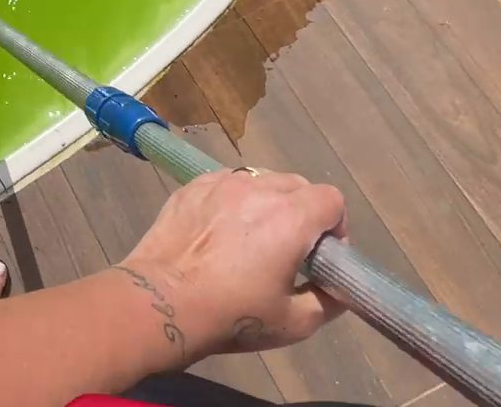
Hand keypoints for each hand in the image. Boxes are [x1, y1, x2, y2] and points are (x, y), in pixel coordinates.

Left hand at [111, 169, 346, 364]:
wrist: (165, 297)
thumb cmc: (234, 313)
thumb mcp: (296, 322)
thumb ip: (328, 300)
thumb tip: (336, 287)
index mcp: (289, 218)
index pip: (330, 198)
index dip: (335, 224)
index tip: (323, 251)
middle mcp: (255, 189)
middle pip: (296, 183)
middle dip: (304, 209)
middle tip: (293, 244)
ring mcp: (219, 183)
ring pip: (259, 178)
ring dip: (268, 199)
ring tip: (255, 233)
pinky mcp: (191, 185)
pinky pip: (225, 181)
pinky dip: (234, 197)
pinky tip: (223, 226)